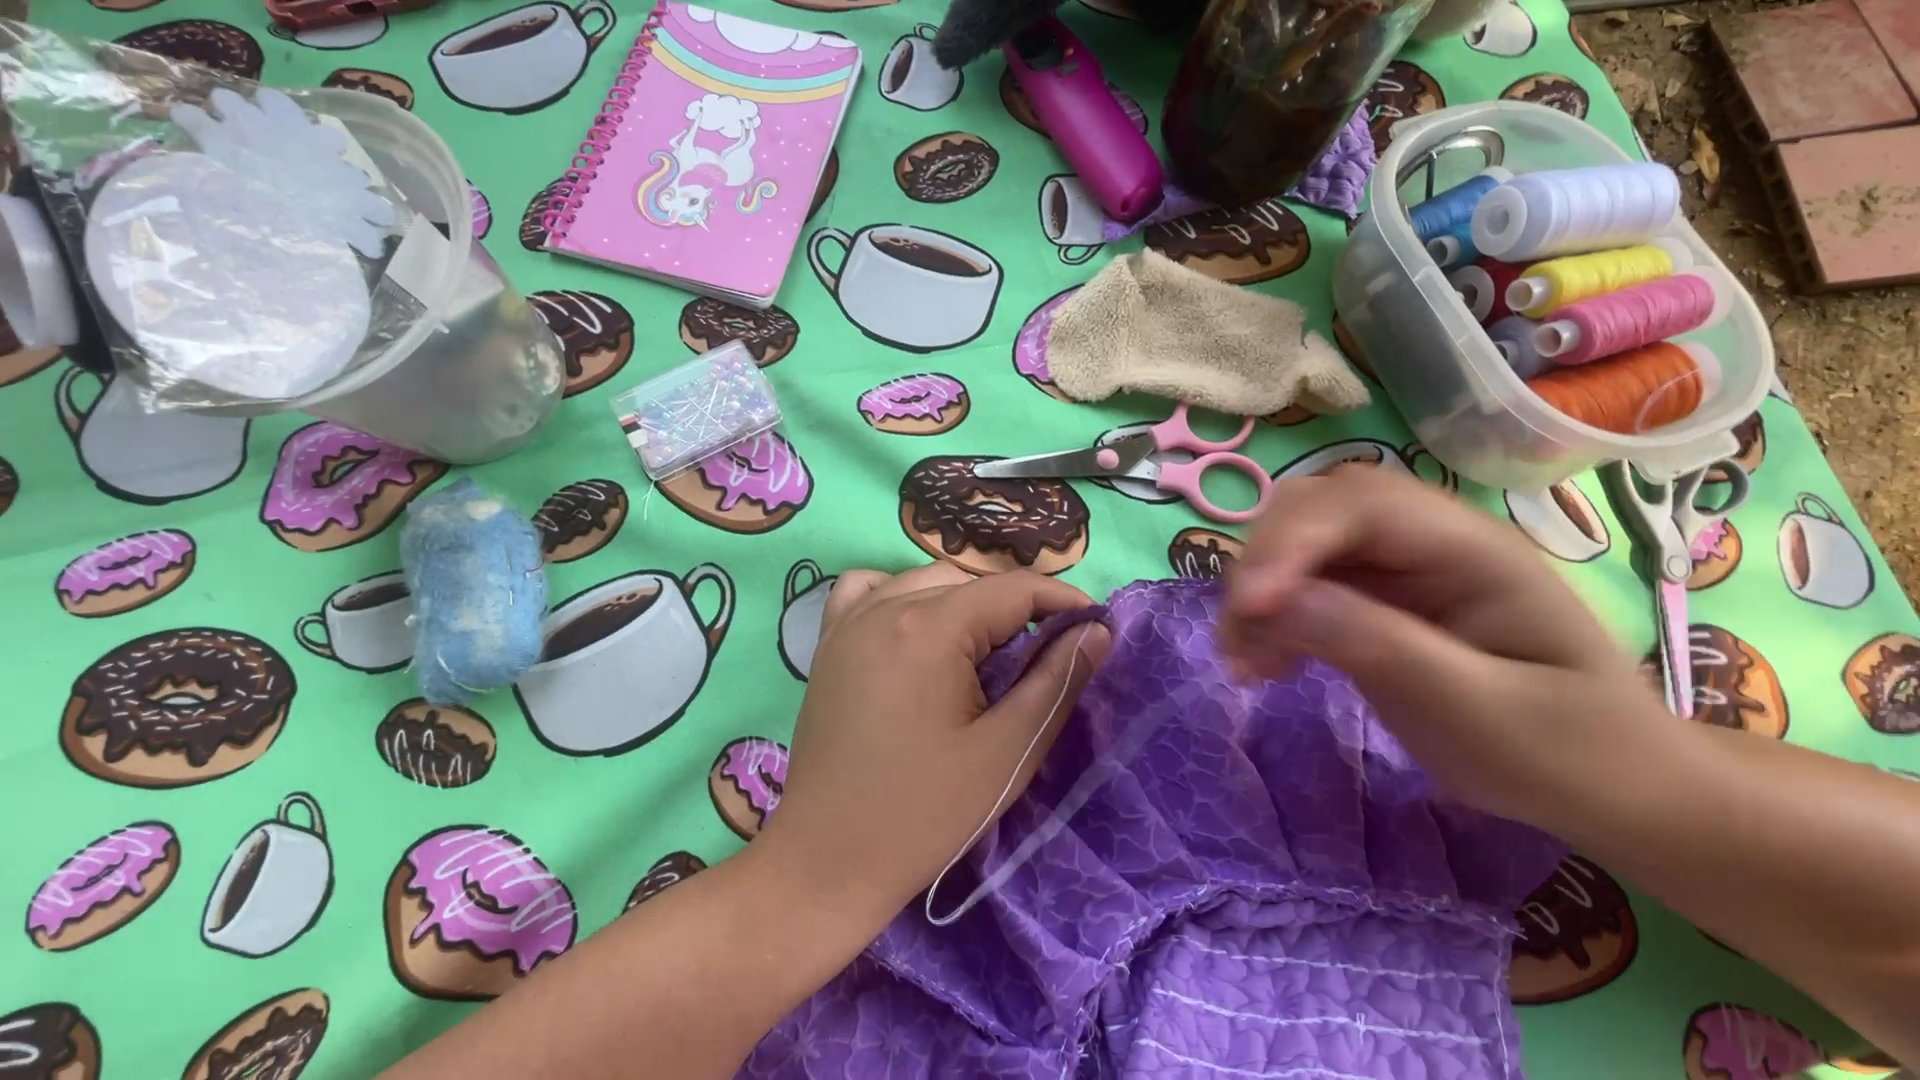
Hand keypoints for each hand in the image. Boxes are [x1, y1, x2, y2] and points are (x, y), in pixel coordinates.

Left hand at [759, 564, 1112, 919]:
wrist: (827, 860)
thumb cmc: (924, 814)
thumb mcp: (1006, 751)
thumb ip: (1055, 682)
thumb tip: (1096, 631)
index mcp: (928, 628)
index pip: (1012, 589)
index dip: (1062, 602)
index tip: (1096, 628)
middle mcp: (883, 608)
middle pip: (969, 584)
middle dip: (1017, 610)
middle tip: (1045, 660)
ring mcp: (847, 623)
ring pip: (924, 582)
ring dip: (965, 604)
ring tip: (988, 654)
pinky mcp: (828, 646)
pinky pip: (869, 592)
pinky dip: (902, 597)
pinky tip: (917, 634)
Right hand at [1219, 466, 1675, 827]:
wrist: (1616, 788)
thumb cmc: (1567, 753)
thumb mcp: (1480, 712)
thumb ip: (1382, 649)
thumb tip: (1278, 602)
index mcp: (1474, 550)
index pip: (1363, 506)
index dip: (1294, 541)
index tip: (1251, 608)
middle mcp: (1429, 542)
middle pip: (1320, 509)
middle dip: (1265, 562)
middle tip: (1237, 636)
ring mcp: (1401, 570)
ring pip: (1301, 545)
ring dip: (1258, 593)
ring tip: (1242, 662)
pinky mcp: (1378, 603)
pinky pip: (1304, 588)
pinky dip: (1270, 619)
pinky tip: (1262, 664)